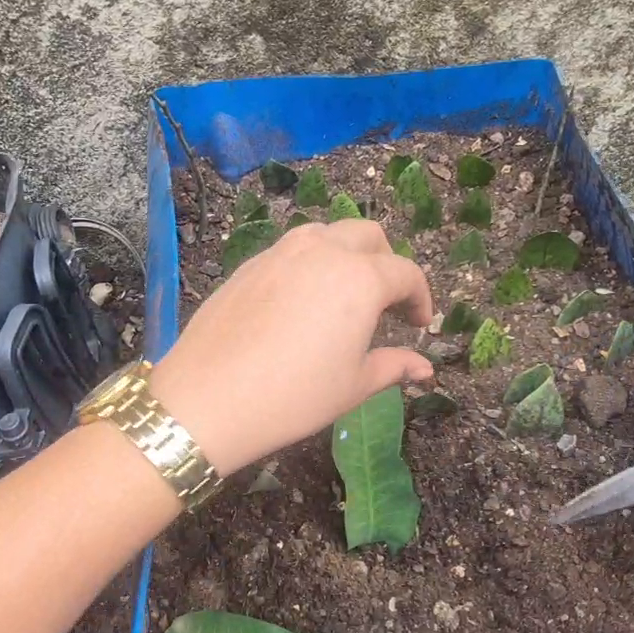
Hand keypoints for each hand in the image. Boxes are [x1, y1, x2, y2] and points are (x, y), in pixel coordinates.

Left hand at [148, 218, 434, 475]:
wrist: (208, 399)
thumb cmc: (293, 397)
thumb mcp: (353, 386)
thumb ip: (394, 366)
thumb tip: (425, 368)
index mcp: (360, 278)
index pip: (406, 273)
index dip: (420, 298)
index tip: (419, 325)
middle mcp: (323, 252)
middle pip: (369, 236)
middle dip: (387, 263)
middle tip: (387, 303)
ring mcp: (280, 253)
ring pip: (327, 233)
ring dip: (347, 253)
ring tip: (344, 295)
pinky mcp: (249, 264)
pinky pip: (291, 249)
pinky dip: (310, 263)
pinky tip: (301, 302)